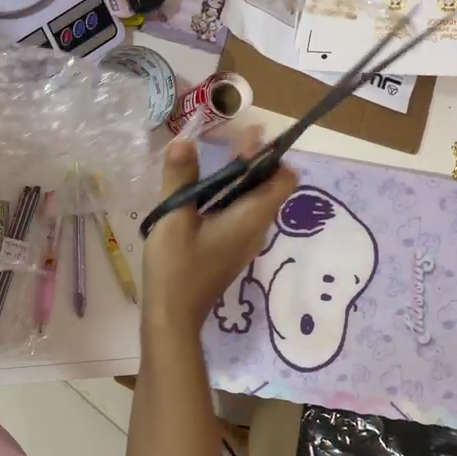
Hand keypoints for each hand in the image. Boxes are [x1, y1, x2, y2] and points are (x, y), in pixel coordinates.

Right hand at [141, 129, 296, 340]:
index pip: (284, 179)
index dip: (271, 156)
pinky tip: (199, 198)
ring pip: (250, 203)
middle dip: (252, 162)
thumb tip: (184, 141)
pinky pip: (236, 218)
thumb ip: (180, 179)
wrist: (173, 317)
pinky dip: (225, 200)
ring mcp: (243, 244)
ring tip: (211, 162)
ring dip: (236, 181)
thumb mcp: (173, 219)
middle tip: (230, 138)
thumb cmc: (176, 268)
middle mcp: (256, 229)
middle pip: (268, 188)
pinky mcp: (228, 253)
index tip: (247, 139)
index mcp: (250, 217)